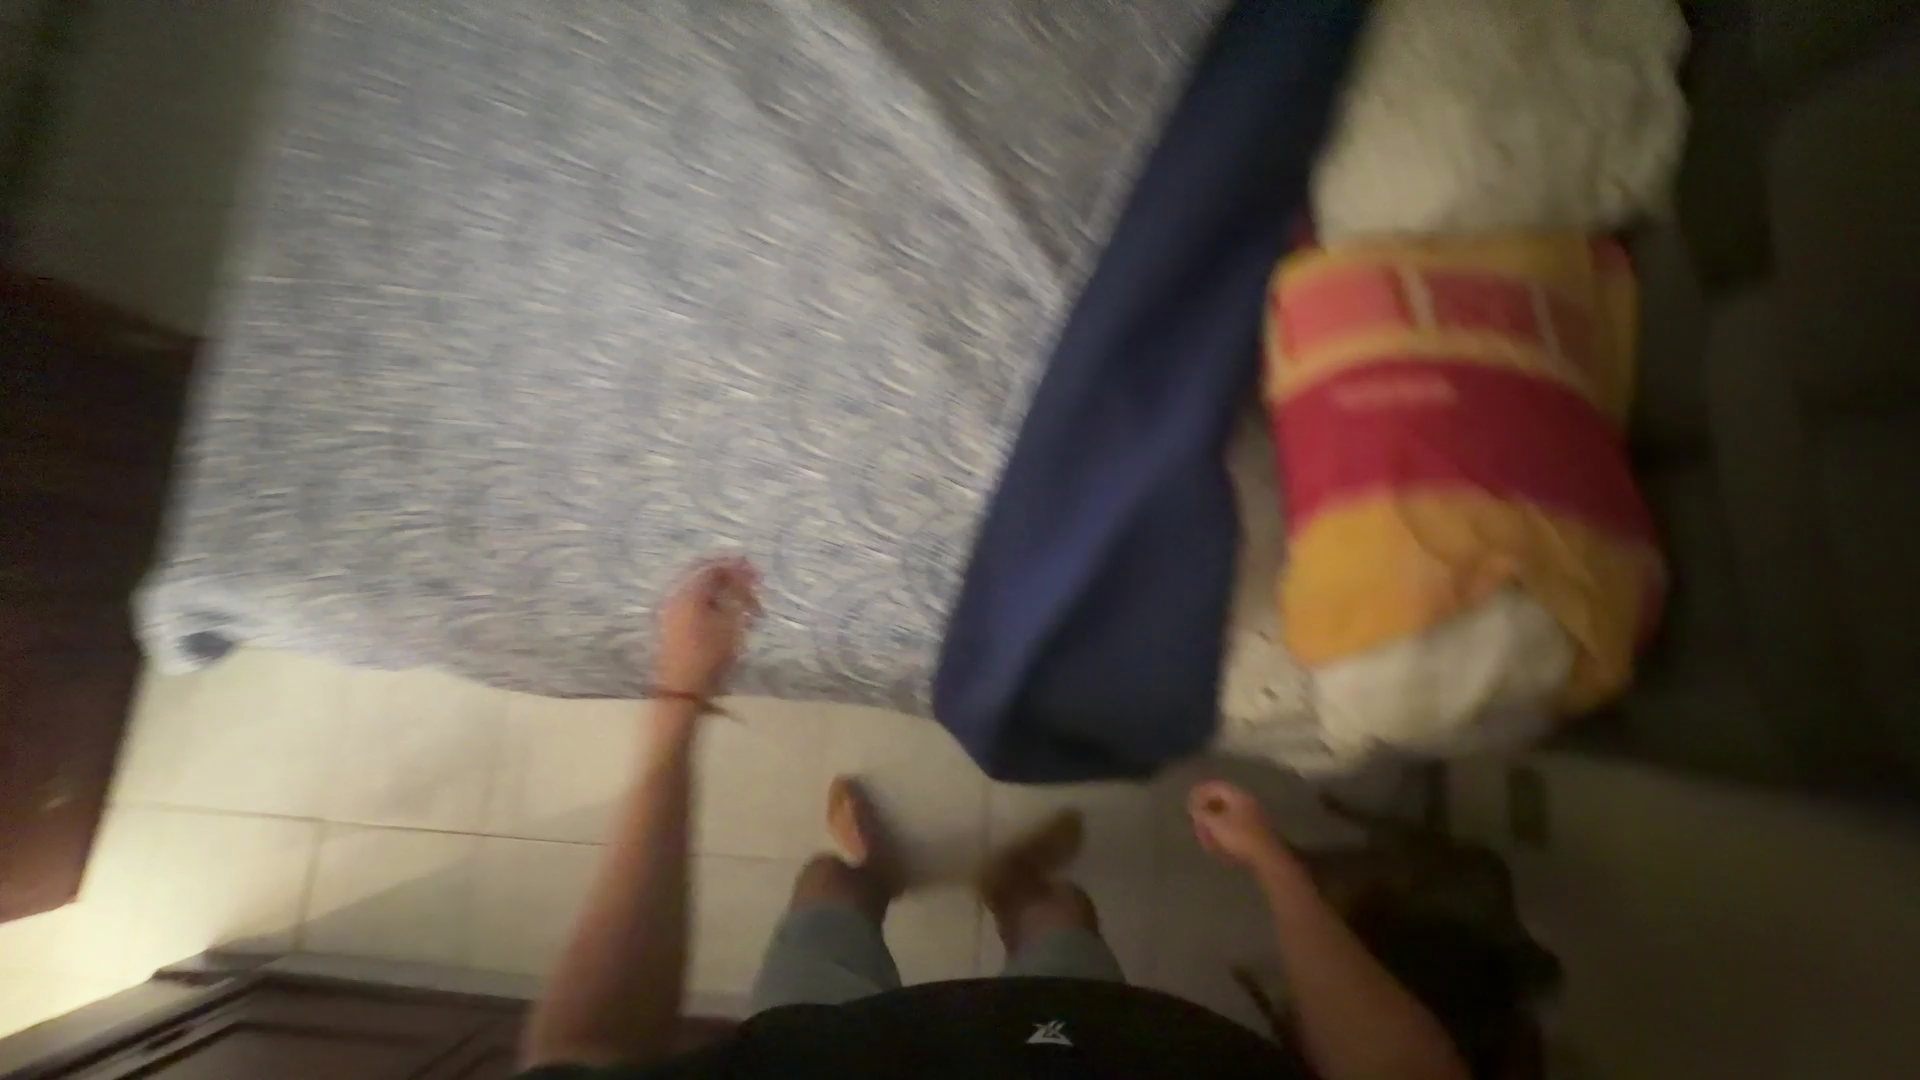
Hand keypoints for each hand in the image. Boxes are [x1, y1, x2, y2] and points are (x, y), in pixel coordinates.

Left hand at [655, 556, 760, 697]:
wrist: (681, 688)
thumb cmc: (710, 655)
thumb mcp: (732, 623)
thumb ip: (739, 595)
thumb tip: (745, 576)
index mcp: (690, 591)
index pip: (715, 567)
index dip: (738, 567)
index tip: (757, 573)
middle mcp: (676, 594)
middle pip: (704, 575)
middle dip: (729, 576)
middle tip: (751, 584)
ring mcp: (670, 609)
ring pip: (699, 589)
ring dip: (721, 590)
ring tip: (742, 602)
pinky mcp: (670, 623)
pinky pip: (692, 601)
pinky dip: (710, 601)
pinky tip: (725, 613)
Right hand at [1188, 781, 1288, 869]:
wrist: (1268, 858)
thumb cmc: (1239, 836)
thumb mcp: (1215, 824)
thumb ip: (1202, 813)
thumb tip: (1194, 808)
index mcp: (1238, 795)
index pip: (1215, 786)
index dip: (1199, 793)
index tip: (1189, 804)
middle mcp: (1247, 803)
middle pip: (1221, 802)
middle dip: (1206, 813)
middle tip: (1197, 824)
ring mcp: (1254, 818)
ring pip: (1228, 817)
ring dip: (1214, 826)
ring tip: (1205, 839)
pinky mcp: (1257, 834)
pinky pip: (1236, 829)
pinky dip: (1225, 835)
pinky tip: (1219, 847)